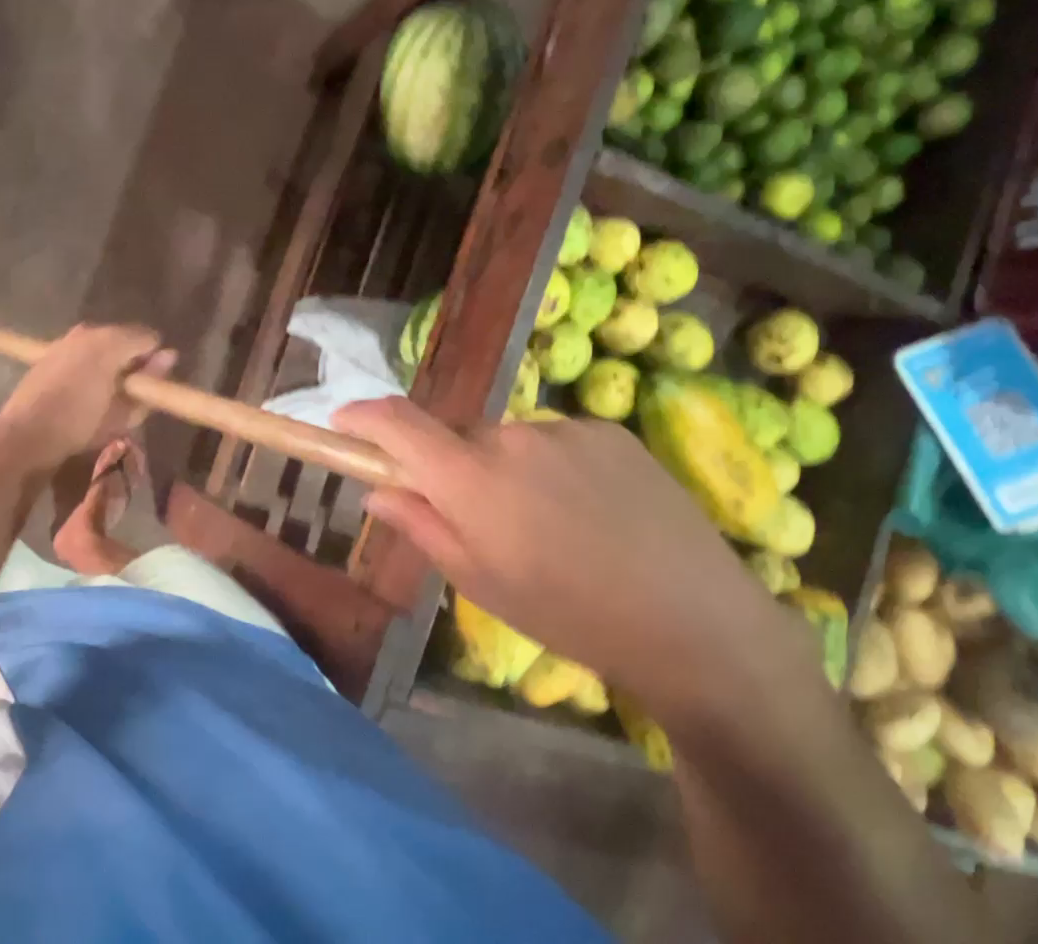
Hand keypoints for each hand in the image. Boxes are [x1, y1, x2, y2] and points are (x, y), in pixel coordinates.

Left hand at [0, 325, 176, 472]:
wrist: (25, 435)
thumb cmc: (80, 426)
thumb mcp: (124, 411)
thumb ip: (150, 380)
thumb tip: (170, 356)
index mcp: (110, 341)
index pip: (148, 337)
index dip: (153, 360)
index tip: (148, 386)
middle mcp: (87, 331)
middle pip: (122, 337)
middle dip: (130, 360)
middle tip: (128, 393)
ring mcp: (65, 339)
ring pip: (100, 343)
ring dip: (108, 362)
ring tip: (104, 393)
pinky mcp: (49, 351)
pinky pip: (80, 351)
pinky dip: (88, 364)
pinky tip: (82, 391)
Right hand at [333, 396, 811, 717]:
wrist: (694, 621)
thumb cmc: (568, 615)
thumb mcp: (478, 582)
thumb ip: (420, 526)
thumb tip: (378, 492)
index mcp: (472, 479)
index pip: (398, 424)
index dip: (362, 416)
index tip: (343, 422)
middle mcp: (513, 437)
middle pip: (458, 439)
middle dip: (451, 470)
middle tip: (475, 521)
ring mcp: (568, 429)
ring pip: (509, 442)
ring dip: (506, 471)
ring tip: (546, 528)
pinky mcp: (612, 432)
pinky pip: (556, 442)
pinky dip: (551, 468)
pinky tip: (588, 514)